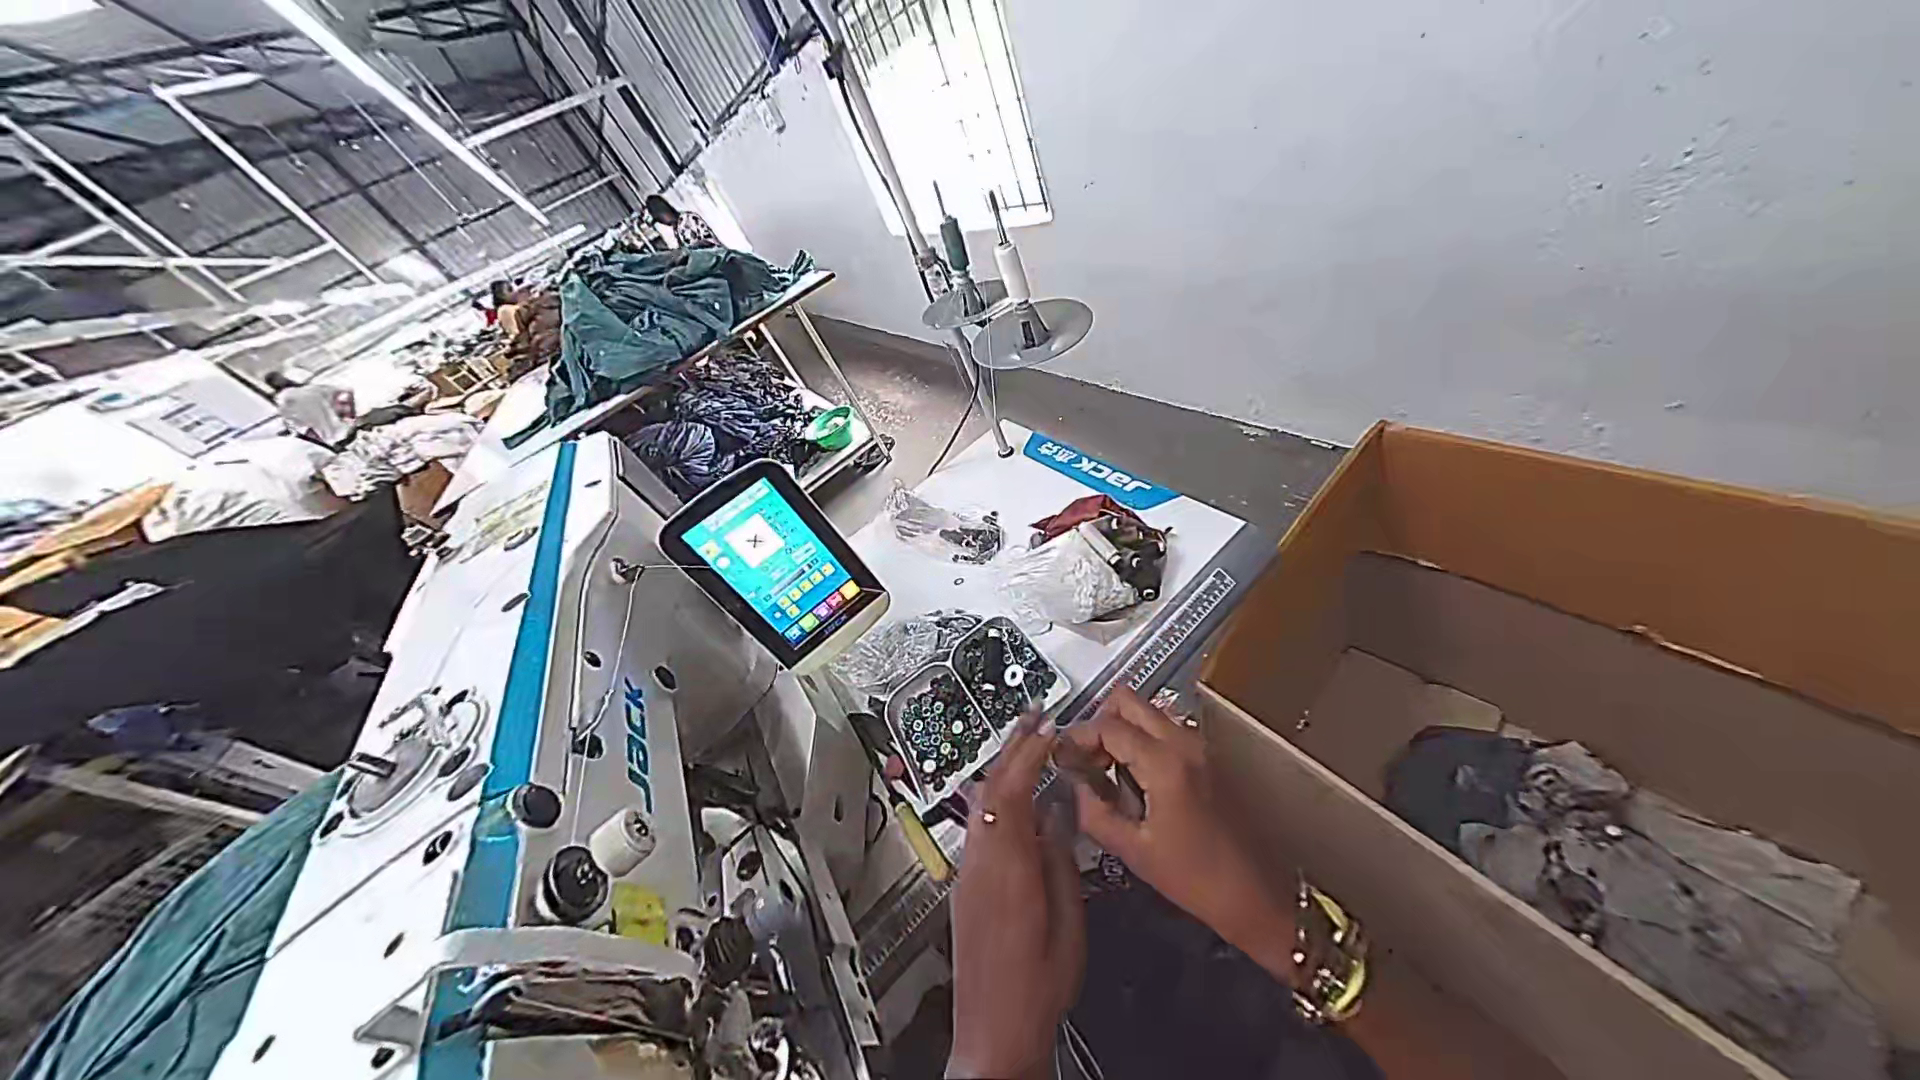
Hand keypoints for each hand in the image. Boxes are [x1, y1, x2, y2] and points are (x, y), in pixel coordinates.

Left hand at [948, 714, 1084, 1079]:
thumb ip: (1059, 861)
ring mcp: (968, 871)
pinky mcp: (965, 883)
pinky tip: (1012, 793)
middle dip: (1012, 747)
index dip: (1028, 753)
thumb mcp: (1067, 922)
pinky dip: (997, 795)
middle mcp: (980, 860)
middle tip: (1032, 718)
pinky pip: (980, 822)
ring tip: (1026, 745)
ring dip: (1003, 768)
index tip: (1047, 729)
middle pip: (991, 788)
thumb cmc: (1037, 985)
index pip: (1012, 790)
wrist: (992, 1032)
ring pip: (981, 803)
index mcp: (1008, 866)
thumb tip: (1056, 814)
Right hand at [1062, 688, 1295, 983]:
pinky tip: (1136, 777)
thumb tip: (1074, 786)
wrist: (1261, 897)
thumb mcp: (1135, 852)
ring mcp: (1200, 746)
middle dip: (1098, 722)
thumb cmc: (1198, 879)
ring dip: (1121, 728)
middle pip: (1128, 700)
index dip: (1077, 737)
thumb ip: (1093, 812)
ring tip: (1107, 768)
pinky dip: (1142, 739)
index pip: (1107, 726)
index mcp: (1165, 763)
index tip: (1062, 756)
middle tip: (1085, 756)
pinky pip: (1165, 729)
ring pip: (1147, 711)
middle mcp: (1185, 742)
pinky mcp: (1209, 756)